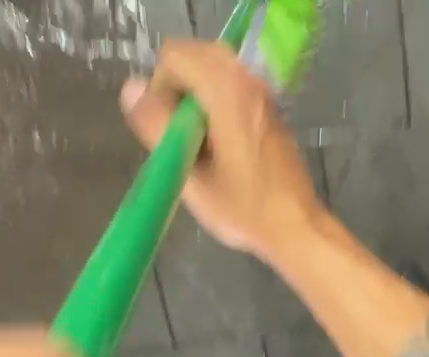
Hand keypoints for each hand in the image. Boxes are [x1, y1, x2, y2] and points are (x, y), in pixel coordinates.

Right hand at [119, 41, 323, 260]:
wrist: (297, 228)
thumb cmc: (245, 210)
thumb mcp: (192, 177)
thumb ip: (158, 129)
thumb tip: (131, 90)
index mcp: (226, 91)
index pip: (174, 57)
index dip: (159, 88)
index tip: (166, 129)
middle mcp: (247, 82)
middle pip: (196, 56)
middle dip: (178, 87)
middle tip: (180, 134)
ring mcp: (263, 95)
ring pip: (216, 71)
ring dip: (198, 96)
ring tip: (199, 141)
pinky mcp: (272, 112)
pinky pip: (235, 89)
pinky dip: (218, 103)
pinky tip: (221, 145)